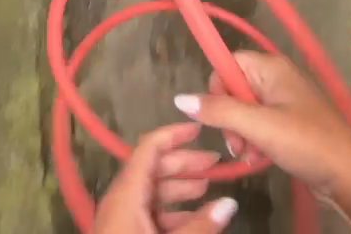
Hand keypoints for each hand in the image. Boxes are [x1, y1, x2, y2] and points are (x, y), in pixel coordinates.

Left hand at [92, 122, 239, 231]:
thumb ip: (201, 226)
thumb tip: (230, 202)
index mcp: (127, 192)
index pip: (150, 147)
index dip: (175, 134)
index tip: (202, 128)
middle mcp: (121, 199)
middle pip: (154, 168)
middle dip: (185, 163)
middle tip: (216, 164)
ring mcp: (120, 220)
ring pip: (153, 192)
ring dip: (181, 188)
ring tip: (209, 189)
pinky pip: (149, 214)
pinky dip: (173, 212)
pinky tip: (195, 220)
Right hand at [172, 51, 350, 196]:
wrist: (349, 173)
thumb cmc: (305, 141)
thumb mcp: (258, 126)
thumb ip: (219, 110)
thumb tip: (180, 99)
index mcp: (271, 67)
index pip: (229, 62)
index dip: (218, 87)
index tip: (219, 116)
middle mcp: (278, 77)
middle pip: (236, 88)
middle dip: (230, 119)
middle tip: (238, 144)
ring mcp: (286, 101)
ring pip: (246, 111)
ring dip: (242, 135)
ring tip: (251, 155)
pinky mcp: (291, 123)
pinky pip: (261, 125)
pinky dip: (256, 141)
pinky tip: (261, 159)